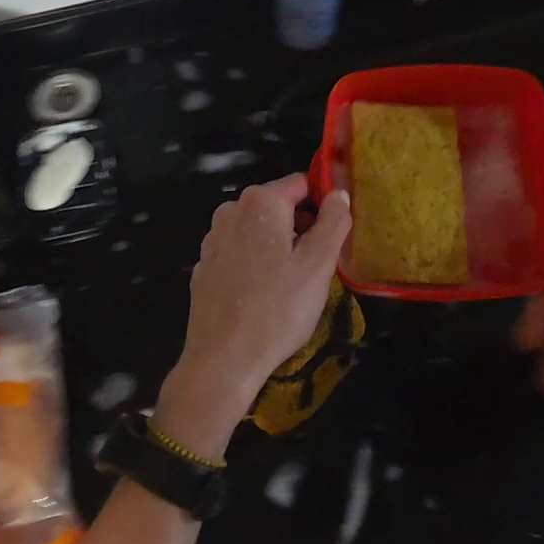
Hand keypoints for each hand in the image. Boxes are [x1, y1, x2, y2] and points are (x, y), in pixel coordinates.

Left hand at [156, 175, 350, 458]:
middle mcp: (231, 210)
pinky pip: (239, 252)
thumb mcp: (318, 264)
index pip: (301, 184)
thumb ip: (333, 221)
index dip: (324, 203)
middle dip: (301, 226)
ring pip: (257, 230)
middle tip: (320, 262)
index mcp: (261, 202)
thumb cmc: (278, 308)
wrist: (222, 360)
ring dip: (278, 244)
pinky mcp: (204, 267)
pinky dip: (255, 262)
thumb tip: (338, 193)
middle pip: (278, 206)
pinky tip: (264, 294)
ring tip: (294, 281)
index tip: (337, 232)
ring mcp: (213, 240)